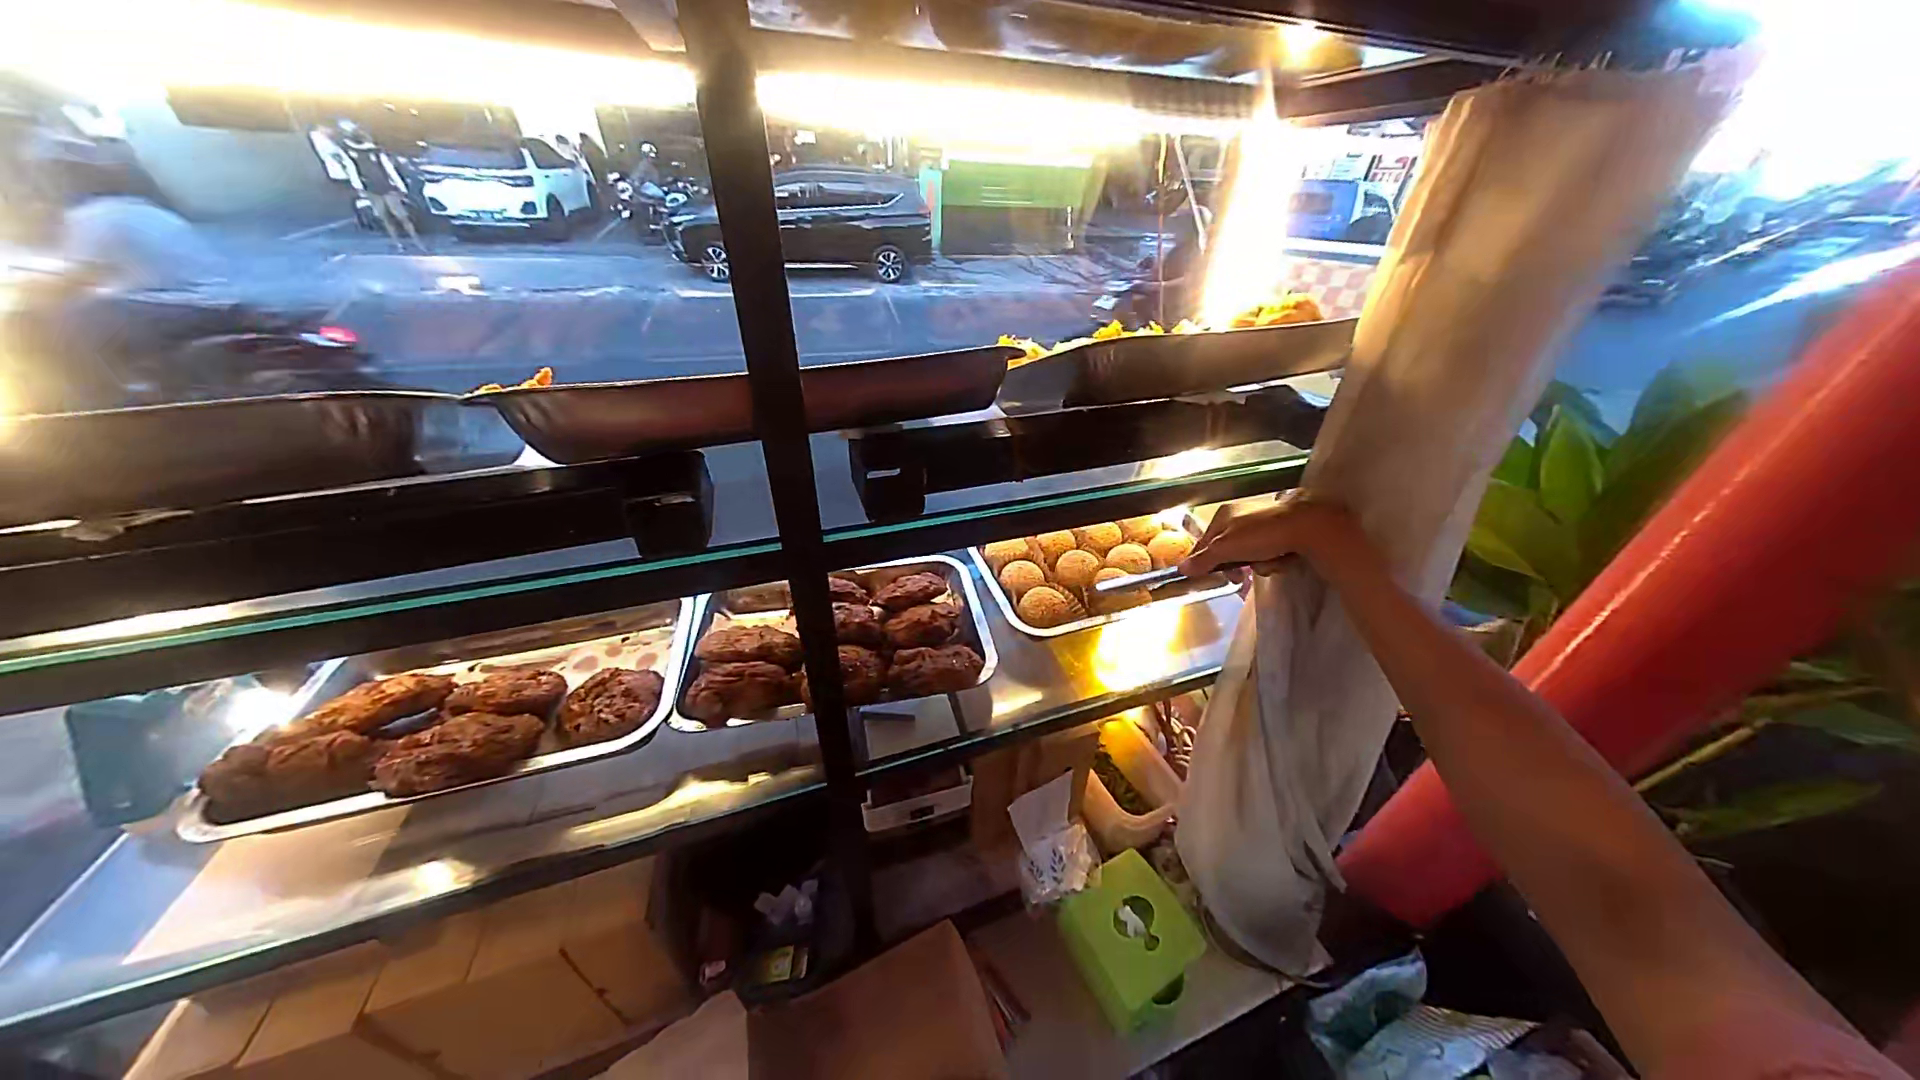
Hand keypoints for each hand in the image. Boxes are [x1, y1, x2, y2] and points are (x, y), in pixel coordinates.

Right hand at [1179, 490, 1358, 578]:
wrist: (1309, 527)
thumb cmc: (1262, 534)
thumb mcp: (1227, 548)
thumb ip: (1204, 560)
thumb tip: (1182, 569)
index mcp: (1224, 515)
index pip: (1204, 542)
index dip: (1202, 561)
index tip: (1205, 577)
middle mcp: (1241, 515)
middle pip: (1227, 549)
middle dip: (1235, 564)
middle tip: (1239, 577)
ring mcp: (1264, 522)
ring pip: (1249, 553)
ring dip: (1257, 564)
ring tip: (1268, 563)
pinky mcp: (1283, 531)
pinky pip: (1269, 551)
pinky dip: (1274, 559)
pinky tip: (1282, 559)